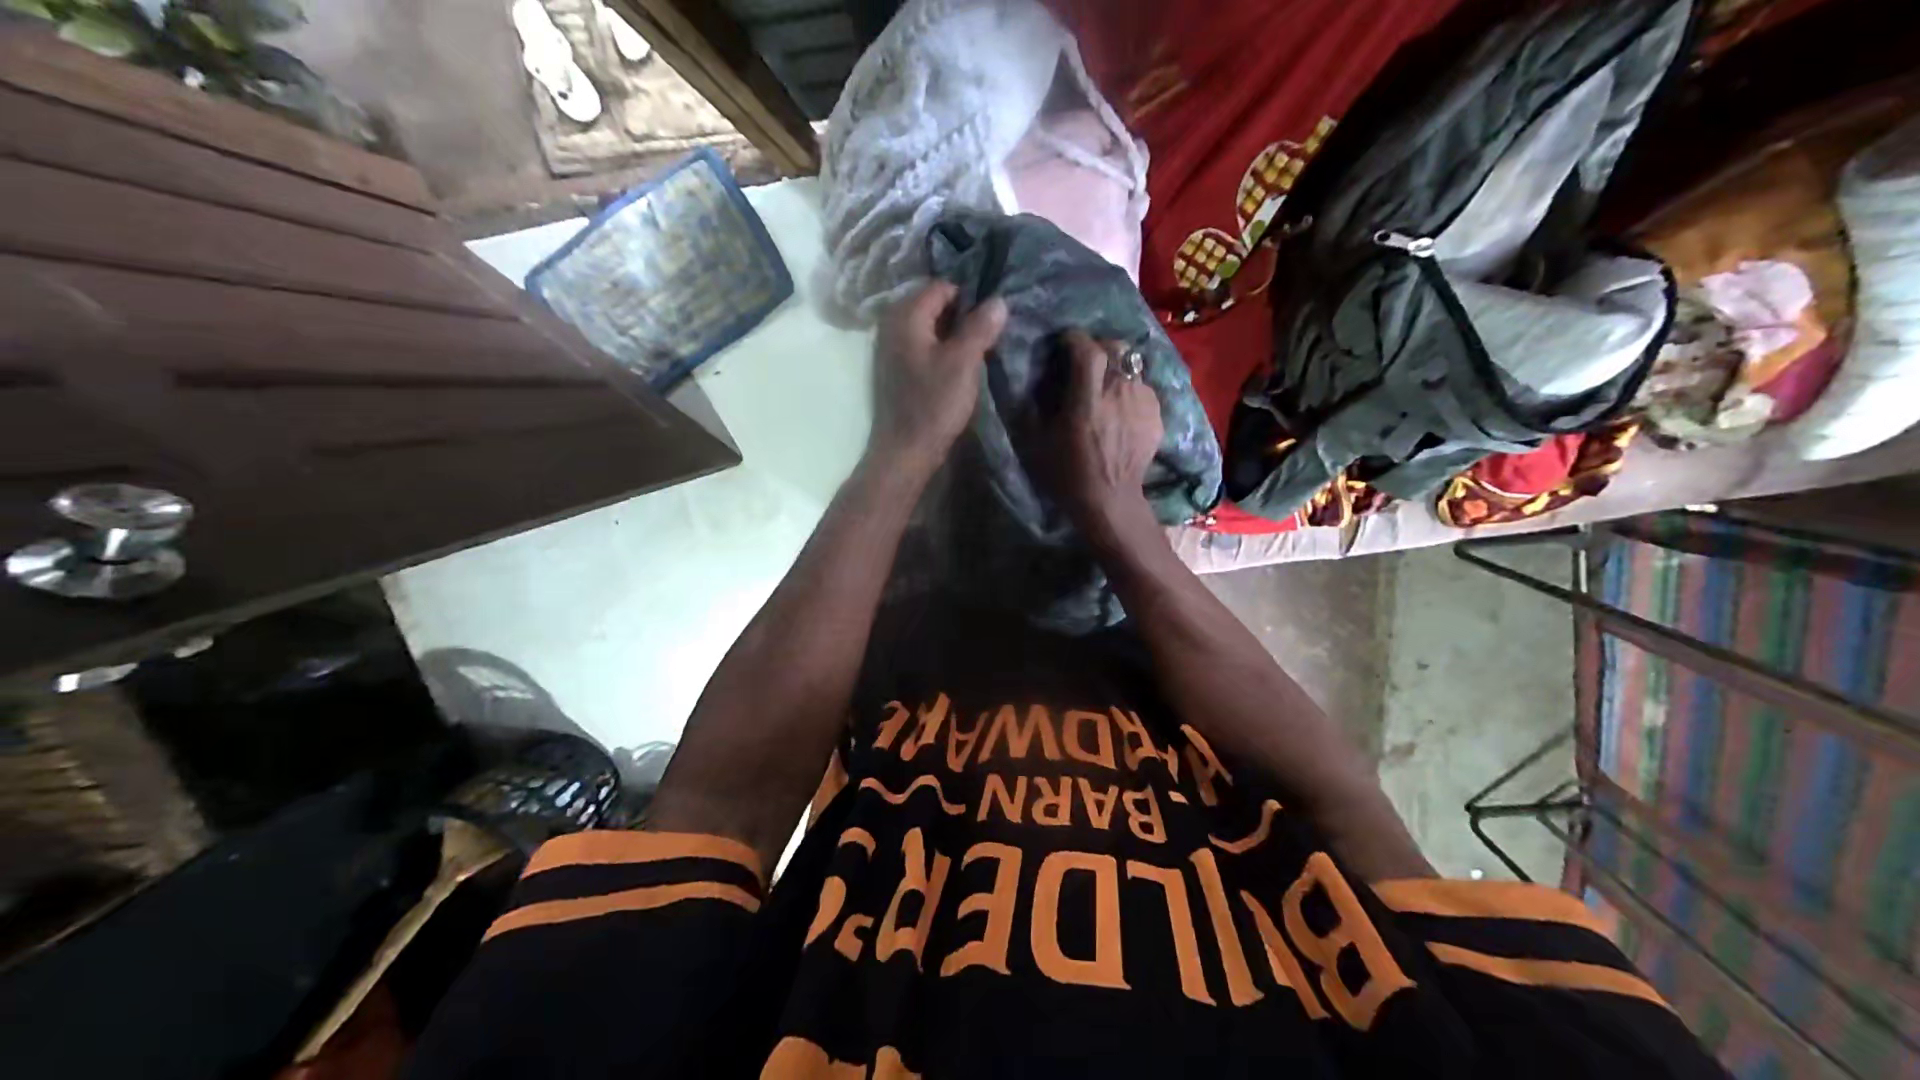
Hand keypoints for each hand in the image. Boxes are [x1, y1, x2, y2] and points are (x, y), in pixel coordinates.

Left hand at [867, 281, 1007, 479]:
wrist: (905, 451)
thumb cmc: (933, 405)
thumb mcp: (963, 362)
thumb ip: (980, 327)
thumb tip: (998, 300)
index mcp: (905, 316)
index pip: (941, 287)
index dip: (969, 298)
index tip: (991, 319)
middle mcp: (891, 325)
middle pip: (933, 305)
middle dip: (961, 316)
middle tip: (987, 335)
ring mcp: (890, 349)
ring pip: (928, 327)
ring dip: (952, 335)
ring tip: (976, 352)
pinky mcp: (895, 370)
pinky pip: (922, 346)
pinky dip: (940, 350)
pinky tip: (956, 368)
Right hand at [1049, 329, 1162, 542]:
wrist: (1110, 501)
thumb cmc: (1067, 474)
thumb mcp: (1037, 442)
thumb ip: (1035, 405)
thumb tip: (1036, 380)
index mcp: (1087, 399)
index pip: (1087, 348)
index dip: (1073, 339)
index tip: (1063, 343)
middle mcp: (1119, 392)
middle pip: (1115, 347)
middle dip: (1098, 347)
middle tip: (1085, 361)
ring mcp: (1143, 402)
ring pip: (1132, 365)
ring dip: (1116, 368)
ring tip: (1105, 385)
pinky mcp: (1157, 415)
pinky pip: (1143, 388)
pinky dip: (1130, 389)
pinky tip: (1121, 408)